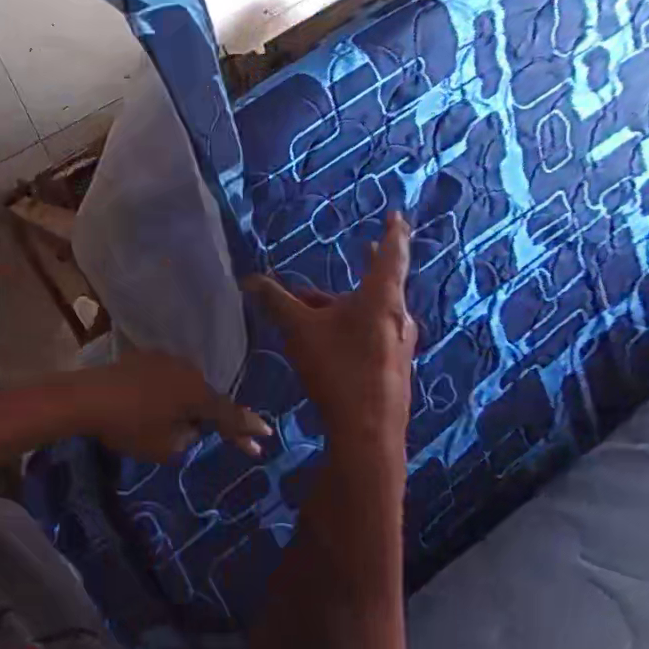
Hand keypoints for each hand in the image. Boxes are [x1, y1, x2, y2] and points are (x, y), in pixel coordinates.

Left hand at [80, 349, 271, 461]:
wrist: (88, 396)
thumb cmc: (129, 426)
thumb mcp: (166, 446)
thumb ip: (188, 436)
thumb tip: (192, 425)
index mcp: (197, 393)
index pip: (230, 414)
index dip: (247, 429)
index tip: (266, 437)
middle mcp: (187, 370)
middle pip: (209, 397)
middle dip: (218, 417)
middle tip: (229, 436)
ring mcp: (165, 359)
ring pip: (188, 386)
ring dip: (192, 403)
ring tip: (191, 421)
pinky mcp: (144, 357)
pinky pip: (169, 378)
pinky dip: (171, 393)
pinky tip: (163, 404)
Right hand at [244, 212, 416, 448]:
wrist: (367, 432)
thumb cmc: (337, 369)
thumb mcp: (298, 330)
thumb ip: (275, 301)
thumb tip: (249, 279)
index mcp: (381, 300)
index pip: (391, 255)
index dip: (392, 234)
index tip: (398, 216)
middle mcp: (397, 318)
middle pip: (378, 285)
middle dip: (361, 270)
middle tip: (363, 250)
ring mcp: (400, 345)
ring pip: (370, 312)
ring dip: (344, 305)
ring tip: (309, 309)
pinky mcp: (394, 366)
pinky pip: (371, 333)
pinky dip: (350, 325)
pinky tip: (325, 341)